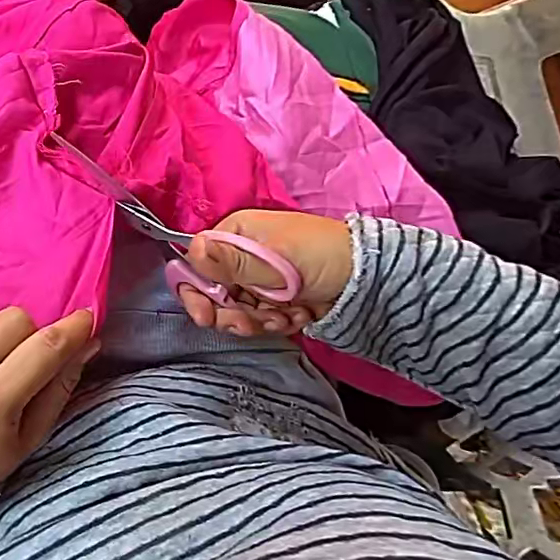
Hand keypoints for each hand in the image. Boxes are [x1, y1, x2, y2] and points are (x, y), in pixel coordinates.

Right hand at [176, 210, 351, 337]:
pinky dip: (277, 323)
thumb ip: (230, 261)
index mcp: (236, 235)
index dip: (197, 293)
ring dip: (259, 321)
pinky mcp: (275, 299)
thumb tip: (192, 251)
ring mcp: (259, 279)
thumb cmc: (319, 257)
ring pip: (237, 311)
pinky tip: (300, 316)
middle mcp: (242, 256)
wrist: (367, 277)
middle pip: (215, 295)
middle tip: (251, 324)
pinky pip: (260, 319)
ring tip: (286, 317)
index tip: (205, 317)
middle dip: (232, 315)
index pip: (198, 266)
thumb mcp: (273, 259)